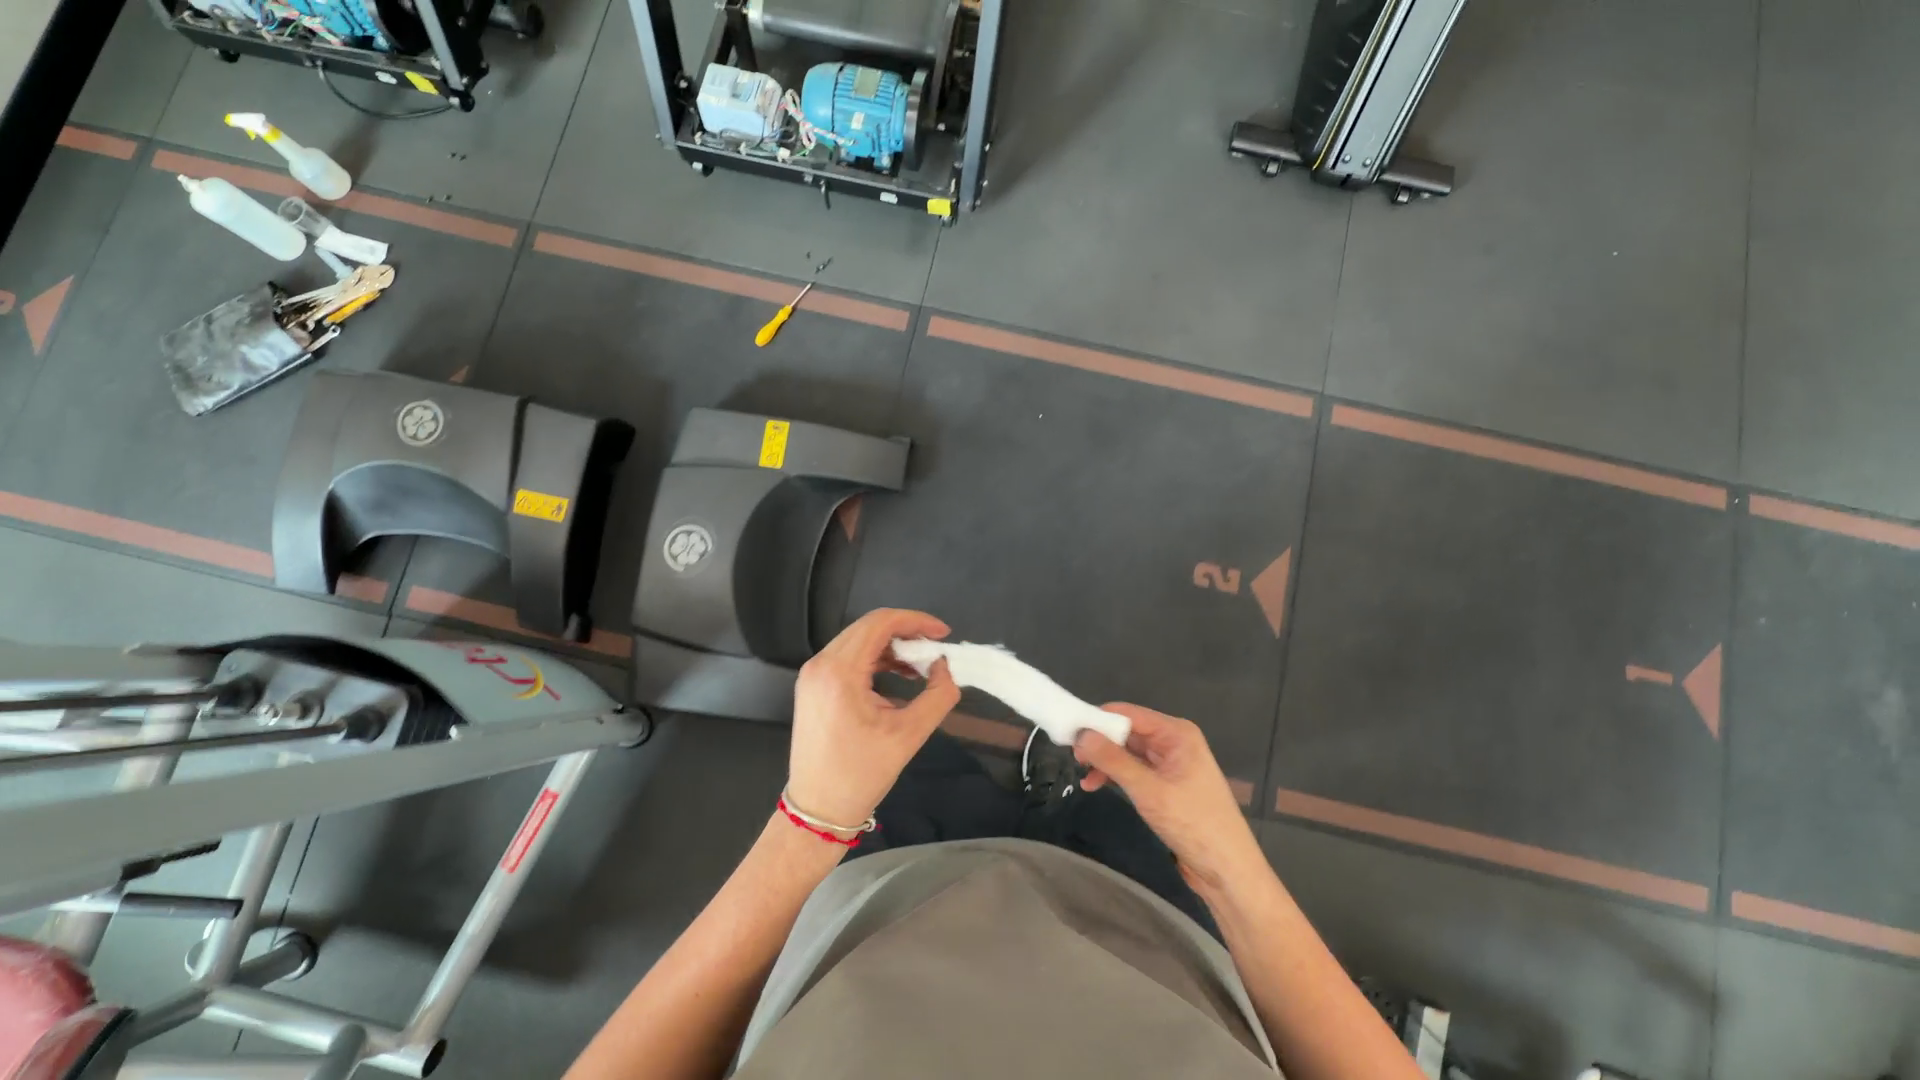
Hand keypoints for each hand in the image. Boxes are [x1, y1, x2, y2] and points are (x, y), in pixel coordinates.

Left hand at [786, 608, 960, 829]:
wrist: (818, 808)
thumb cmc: (862, 774)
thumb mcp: (909, 734)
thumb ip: (937, 695)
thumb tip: (944, 667)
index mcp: (839, 671)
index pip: (879, 623)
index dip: (916, 621)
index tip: (944, 634)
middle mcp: (820, 664)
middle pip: (867, 628)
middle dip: (906, 632)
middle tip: (935, 649)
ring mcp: (812, 675)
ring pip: (857, 641)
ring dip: (891, 647)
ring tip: (921, 667)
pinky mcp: (813, 687)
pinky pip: (847, 658)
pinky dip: (875, 660)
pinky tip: (898, 676)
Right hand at [1074, 704, 1266, 897]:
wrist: (1227, 869)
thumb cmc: (1192, 824)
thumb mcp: (1148, 790)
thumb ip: (1114, 760)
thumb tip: (1081, 734)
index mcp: (1177, 734)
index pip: (1130, 713)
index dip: (1098, 719)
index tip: (1068, 731)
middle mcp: (1175, 742)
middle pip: (1129, 731)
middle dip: (1100, 741)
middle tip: (1072, 756)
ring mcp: (1172, 764)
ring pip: (1130, 752)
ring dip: (1106, 760)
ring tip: (1082, 774)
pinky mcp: (1168, 786)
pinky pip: (1135, 770)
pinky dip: (1116, 775)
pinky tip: (1096, 786)